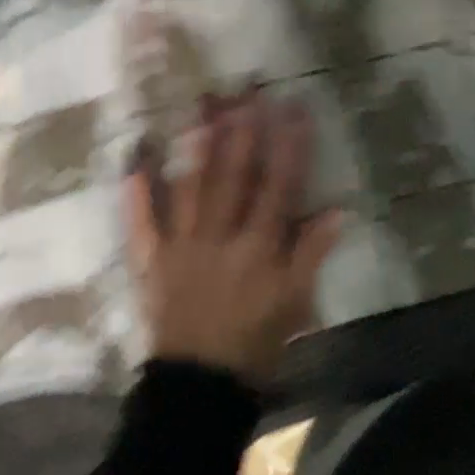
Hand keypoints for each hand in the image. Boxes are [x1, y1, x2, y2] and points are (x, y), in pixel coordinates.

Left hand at [124, 92, 341, 382]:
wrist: (197, 386)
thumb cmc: (254, 341)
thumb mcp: (295, 301)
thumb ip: (312, 253)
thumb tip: (339, 209)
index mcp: (259, 245)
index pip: (279, 185)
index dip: (289, 144)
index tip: (294, 107)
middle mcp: (220, 235)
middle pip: (233, 175)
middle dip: (242, 129)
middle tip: (246, 89)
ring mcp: (181, 244)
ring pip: (191, 186)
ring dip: (197, 144)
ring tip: (202, 106)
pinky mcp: (151, 259)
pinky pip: (141, 221)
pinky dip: (137, 190)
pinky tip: (136, 157)